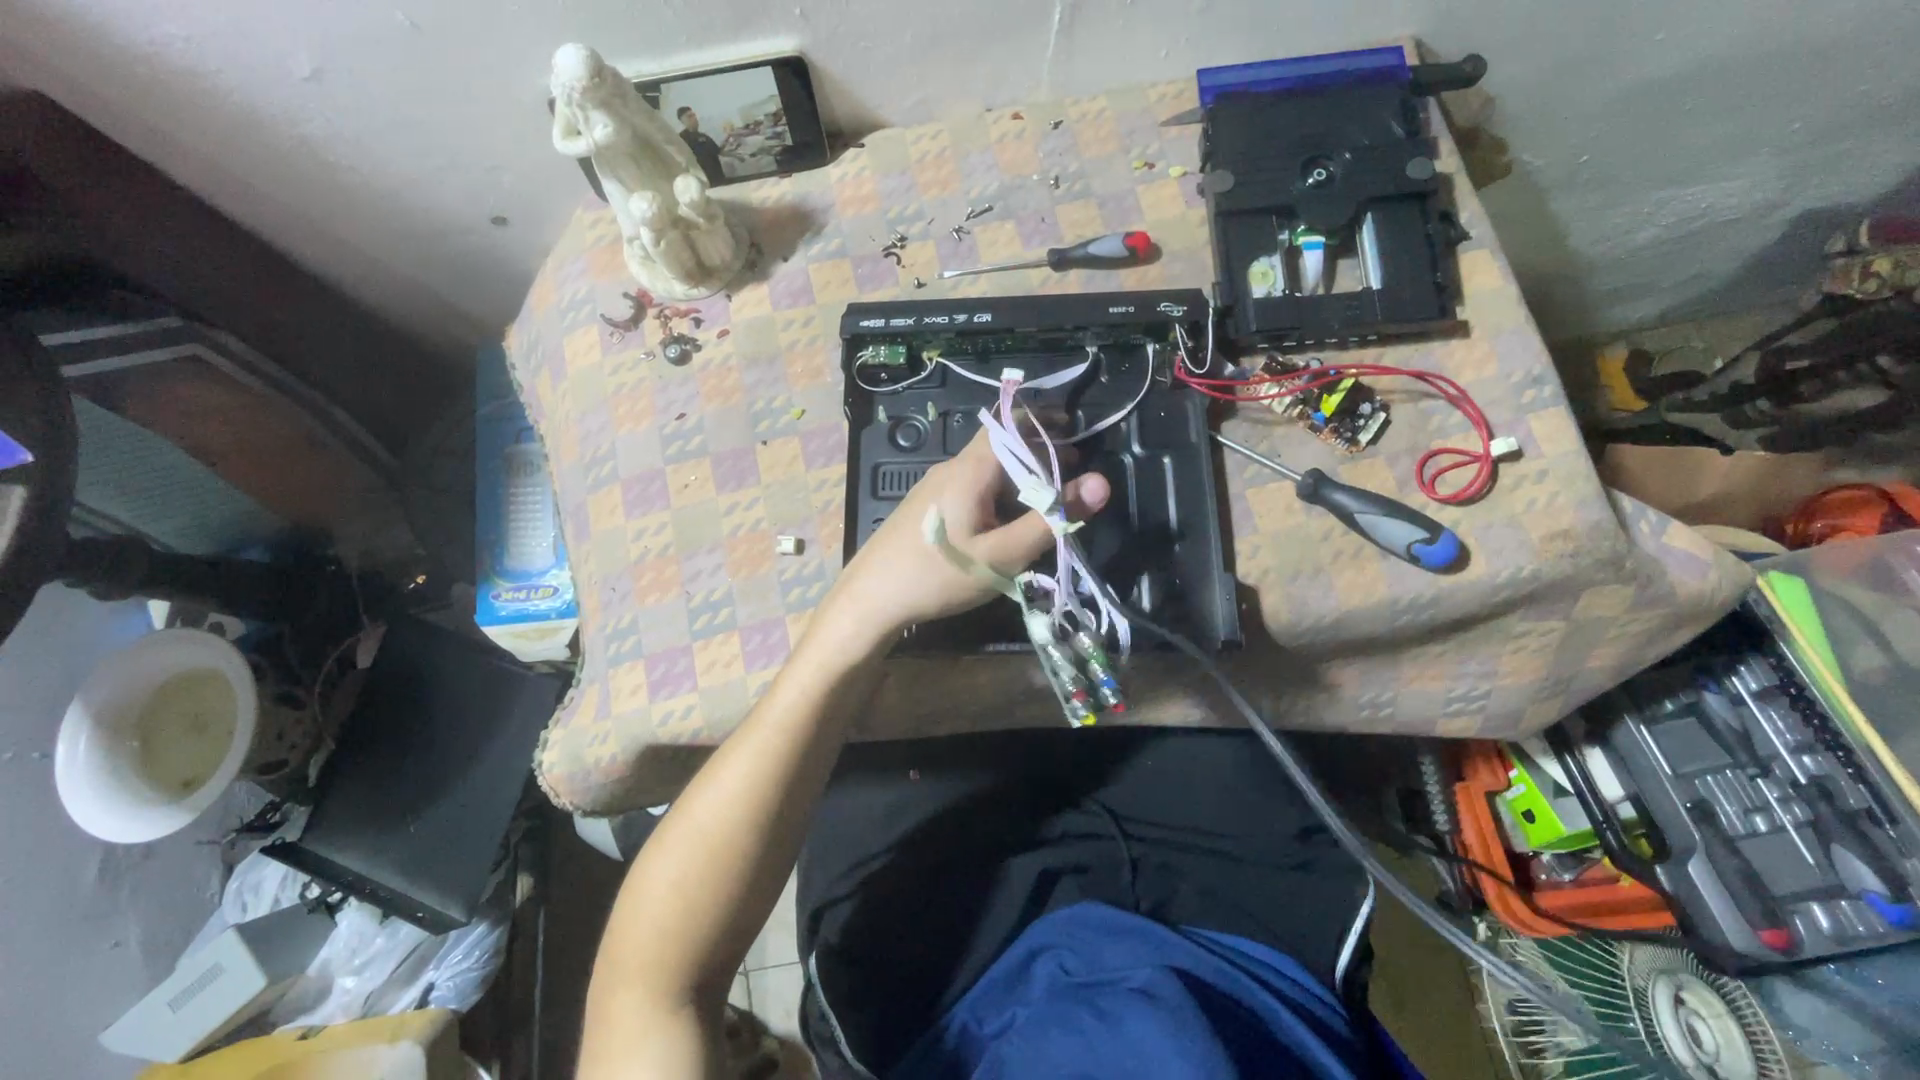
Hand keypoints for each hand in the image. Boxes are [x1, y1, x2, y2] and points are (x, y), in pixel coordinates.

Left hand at [813, 428, 1109, 654]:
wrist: (871, 599)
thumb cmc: (939, 575)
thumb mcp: (1004, 554)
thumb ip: (1053, 519)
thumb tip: (1101, 483)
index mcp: (971, 469)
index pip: (1011, 422)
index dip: (1045, 418)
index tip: (1075, 428)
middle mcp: (952, 468)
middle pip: (1001, 444)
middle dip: (1039, 451)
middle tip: (1073, 469)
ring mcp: (936, 488)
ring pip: (987, 470)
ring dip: (1021, 478)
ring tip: (1050, 501)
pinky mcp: (928, 508)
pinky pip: (972, 489)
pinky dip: (1000, 495)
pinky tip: (1010, 524)